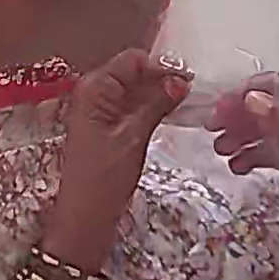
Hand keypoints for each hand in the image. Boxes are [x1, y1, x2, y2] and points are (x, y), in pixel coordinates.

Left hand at [41, 49, 191, 272]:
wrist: (85, 219)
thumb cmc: (104, 177)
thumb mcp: (134, 137)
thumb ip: (156, 103)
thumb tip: (181, 79)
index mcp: (94, 87)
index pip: (132, 60)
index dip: (161, 65)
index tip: (190, 77)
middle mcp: (94, 91)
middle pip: (133, 71)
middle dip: (161, 77)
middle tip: (193, 89)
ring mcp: (100, 108)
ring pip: (135, 88)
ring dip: (158, 91)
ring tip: (187, 99)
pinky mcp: (108, 124)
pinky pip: (132, 104)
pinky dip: (151, 105)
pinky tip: (171, 111)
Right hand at [206, 73, 278, 279]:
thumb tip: (252, 98)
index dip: (248, 94)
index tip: (219, 110)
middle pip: (269, 109)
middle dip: (240, 116)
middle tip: (212, 131)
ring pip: (268, 133)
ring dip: (243, 137)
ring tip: (220, 151)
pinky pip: (273, 156)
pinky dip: (253, 158)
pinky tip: (237, 167)